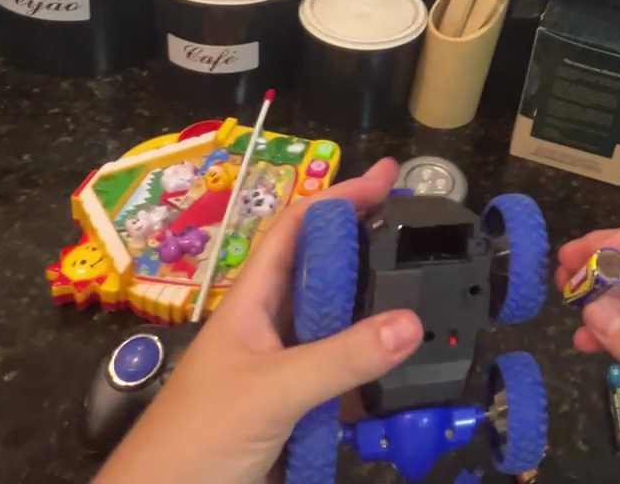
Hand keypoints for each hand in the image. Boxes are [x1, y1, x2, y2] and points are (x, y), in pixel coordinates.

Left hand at [95, 158, 422, 483]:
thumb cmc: (195, 443)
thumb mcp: (270, 392)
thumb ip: (340, 358)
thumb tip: (413, 322)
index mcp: (253, 302)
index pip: (299, 227)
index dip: (341, 196)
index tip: (387, 176)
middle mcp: (272, 326)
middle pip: (326, 271)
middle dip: (369, 245)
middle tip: (418, 231)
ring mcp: (283, 369)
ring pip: (338, 325)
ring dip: (376, 311)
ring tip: (424, 294)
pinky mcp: (296, 410)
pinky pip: (343, 376)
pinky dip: (373, 371)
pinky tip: (404, 373)